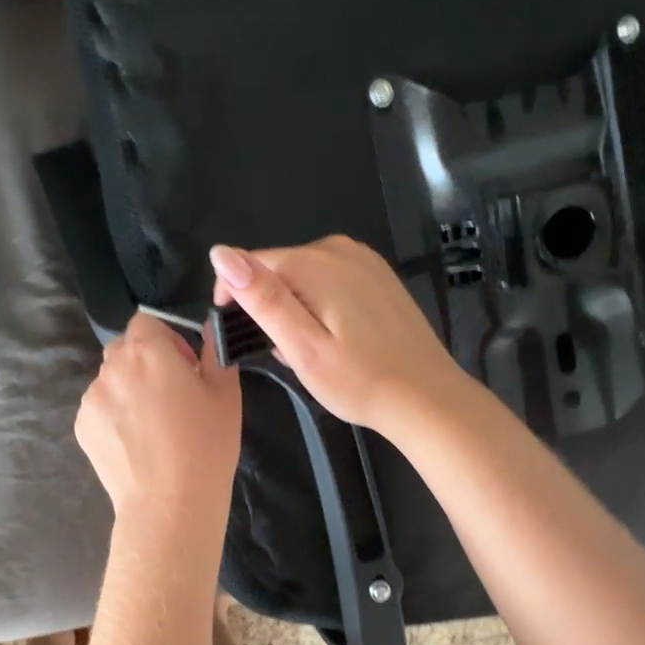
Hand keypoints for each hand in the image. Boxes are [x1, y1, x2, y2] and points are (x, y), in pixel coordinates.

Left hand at [75, 312, 241, 521]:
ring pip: (110, 380)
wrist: (169, 504)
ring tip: (150, 427)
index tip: (183, 368)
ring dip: (127, 390)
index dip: (165, 339)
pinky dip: (114, 416)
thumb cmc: (206, 446)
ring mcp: (92, 398)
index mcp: (148, 351)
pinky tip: (134, 444)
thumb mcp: (226, 394)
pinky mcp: (81, 426)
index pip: (146, 322)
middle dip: (144, 362)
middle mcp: (112, 367)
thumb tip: (209, 334)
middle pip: (124, 349)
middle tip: (170, 397)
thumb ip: (215, 354)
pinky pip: (99, 408)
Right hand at [210, 237, 466, 434]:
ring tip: (310, 350)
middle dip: (268, 305)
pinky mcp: (378, 275)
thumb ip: (261, 297)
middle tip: (285, 353)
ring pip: (304, 275)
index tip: (239, 335)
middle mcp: (338, 248)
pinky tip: (334, 338)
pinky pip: (331, 279)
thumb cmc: (357, 380)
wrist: (425, 396)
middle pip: (278, 268)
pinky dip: (320, 303)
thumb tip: (220, 253)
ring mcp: (363, 259)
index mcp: (314, 263)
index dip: (234, 296)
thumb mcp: (300, 345)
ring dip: (294, 307)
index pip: (248, 263)